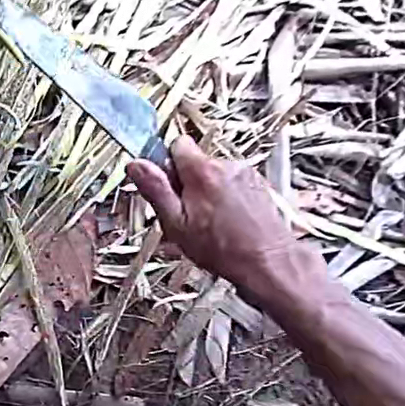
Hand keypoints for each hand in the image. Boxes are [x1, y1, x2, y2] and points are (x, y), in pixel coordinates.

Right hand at [126, 137, 307, 298]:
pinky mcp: (258, 185)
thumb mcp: (175, 223)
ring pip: (213, 175)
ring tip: (207, 223)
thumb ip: (156, 190)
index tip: (165, 186)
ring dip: (205, 193)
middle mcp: (226, 166)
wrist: (268, 261)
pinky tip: (225, 222)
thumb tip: (136, 165)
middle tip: (184, 214)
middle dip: (185, 183)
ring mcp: (245, 174)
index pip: (178, 144)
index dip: (166, 164)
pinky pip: (230, 184)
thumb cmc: (222, 248)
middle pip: (195, 162)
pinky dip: (224, 199)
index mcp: (202, 172)